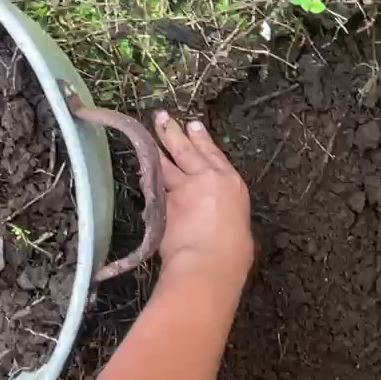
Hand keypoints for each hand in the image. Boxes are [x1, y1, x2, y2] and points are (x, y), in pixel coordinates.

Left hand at [152, 112, 253, 281]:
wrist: (209, 262)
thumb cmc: (234, 253)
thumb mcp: (239, 225)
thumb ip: (227, 214)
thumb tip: (222, 221)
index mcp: (231, 183)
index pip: (213, 154)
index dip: (202, 139)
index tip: (193, 125)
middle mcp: (207, 178)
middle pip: (187, 150)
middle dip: (173, 132)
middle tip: (162, 117)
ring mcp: (183, 188)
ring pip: (166, 162)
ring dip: (157, 147)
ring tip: (149, 133)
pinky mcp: (162, 202)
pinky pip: (153, 185)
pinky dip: (147, 177)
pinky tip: (142, 170)